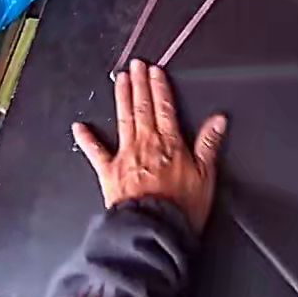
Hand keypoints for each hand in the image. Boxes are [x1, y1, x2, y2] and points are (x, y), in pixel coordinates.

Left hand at [73, 59, 226, 233]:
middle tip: (135, 64)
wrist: (153, 232)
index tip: (155, 70)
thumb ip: (209, 144)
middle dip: (139, 83)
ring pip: (123, 118)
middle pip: (142, 106)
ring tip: (120, 78)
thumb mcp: (205, 176)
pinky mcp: (109, 172)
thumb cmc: (181, 209)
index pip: (164, 107)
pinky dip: (86, 139)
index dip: (159, 86)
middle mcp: (146, 143)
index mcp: (170, 142)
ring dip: (121, 97)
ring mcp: (125, 155)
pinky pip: (95, 152)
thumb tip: (219, 119)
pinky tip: (79, 126)